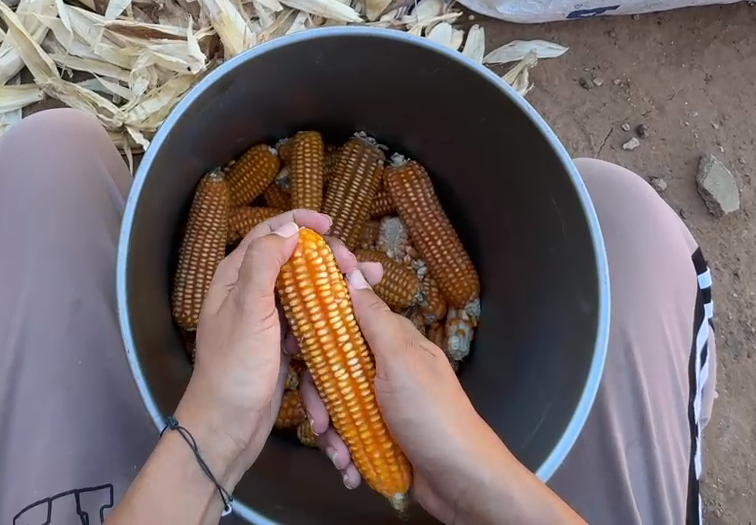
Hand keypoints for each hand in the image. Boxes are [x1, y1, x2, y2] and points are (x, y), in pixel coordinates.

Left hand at [174, 208, 331, 487]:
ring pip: (305, 287)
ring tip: (367, 279)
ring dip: (334, 281)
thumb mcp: (248, 310)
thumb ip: (264, 265)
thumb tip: (288, 231)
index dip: (298, 223)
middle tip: (352, 263)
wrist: (227, 428)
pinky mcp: (281, 341)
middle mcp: (250, 290)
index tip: (328, 223)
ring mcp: (267, 316)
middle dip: (325, 255)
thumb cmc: (234, 367)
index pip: (268, 234)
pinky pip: (309, 316)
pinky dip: (330, 310)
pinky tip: (353, 312)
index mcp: (236, 275)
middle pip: (292, 258)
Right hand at [302, 238, 574, 523]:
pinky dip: (344, 450)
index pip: (346, 313)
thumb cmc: (433, 414)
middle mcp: (382, 363)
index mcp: (390, 338)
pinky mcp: (377, 430)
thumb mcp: (401, 361)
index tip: (293, 338)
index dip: (316, 321)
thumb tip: (351, 271)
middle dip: (319, 395)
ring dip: (331, 431)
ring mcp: (379, 398)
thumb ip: (373, 318)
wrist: (462, 484)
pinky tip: (350, 468)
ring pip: (334, 400)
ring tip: (341, 456)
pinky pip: (346, 431)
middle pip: (330, 362)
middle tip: (320, 421)